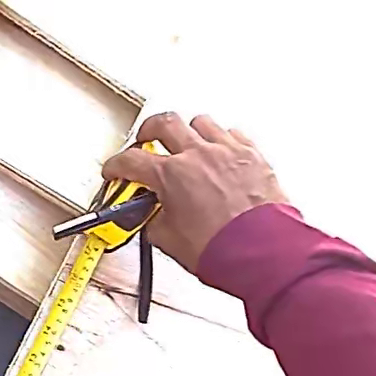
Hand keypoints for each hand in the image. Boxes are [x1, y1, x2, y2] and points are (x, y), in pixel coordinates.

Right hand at [102, 112, 288, 267]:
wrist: (260, 253)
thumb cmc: (221, 248)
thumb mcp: (167, 238)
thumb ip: (152, 219)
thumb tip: (151, 215)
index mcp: (171, 175)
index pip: (129, 161)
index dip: (115, 167)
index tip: (114, 172)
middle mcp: (198, 155)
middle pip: (164, 123)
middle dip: (148, 130)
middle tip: (144, 140)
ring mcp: (227, 152)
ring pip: (200, 122)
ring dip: (186, 132)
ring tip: (184, 146)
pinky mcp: (252, 156)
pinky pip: (232, 134)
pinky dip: (219, 140)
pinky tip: (216, 154)